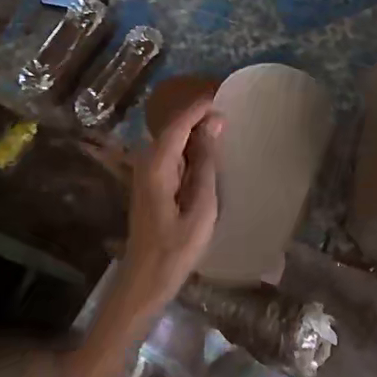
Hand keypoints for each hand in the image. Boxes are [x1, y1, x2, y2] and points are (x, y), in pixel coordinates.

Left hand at [119, 96, 224, 317]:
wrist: (146, 279)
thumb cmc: (176, 248)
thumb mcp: (201, 207)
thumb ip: (206, 164)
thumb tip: (213, 125)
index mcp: (157, 164)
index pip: (179, 123)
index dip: (200, 107)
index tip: (224, 97)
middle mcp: (147, 162)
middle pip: (174, 128)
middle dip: (199, 117)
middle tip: (230, 114)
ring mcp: (146, 173)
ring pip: (173, 141)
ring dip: (196, 134)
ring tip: (224, 130)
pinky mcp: (150, 185)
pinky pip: (172, 156)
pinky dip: (190, 151)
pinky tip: (207, 157)